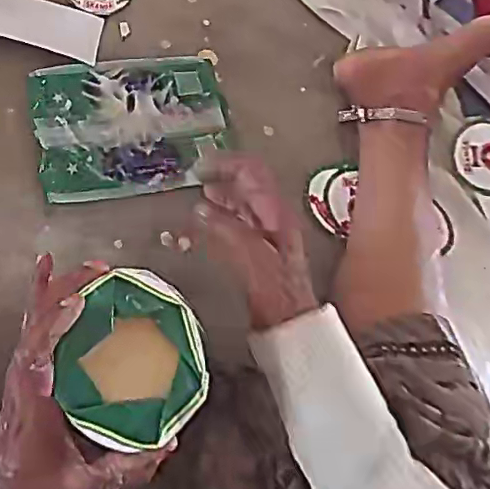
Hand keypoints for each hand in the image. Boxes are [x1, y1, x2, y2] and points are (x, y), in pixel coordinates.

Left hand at [0, 255, 170, 488]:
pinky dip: (40, 291)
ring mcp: (22, 364)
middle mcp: (25, 372)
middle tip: (102, 272)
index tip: (81, 301)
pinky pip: (33, 319)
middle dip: (68, 291)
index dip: (57, 324)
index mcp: (36, 396)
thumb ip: (123, 469)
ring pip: (37, 314)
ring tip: (92, 266)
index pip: (40, 352)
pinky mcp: (26, 362)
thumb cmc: (38, 480)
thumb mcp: (81, 484)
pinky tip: (47, 266)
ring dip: (61, 286)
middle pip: (40, 320)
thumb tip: (166, 445)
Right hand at [195, 154, 321, 330]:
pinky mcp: (262, 248)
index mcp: (277, 213)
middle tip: (198, 175)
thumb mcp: (252, 258)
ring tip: (203, 192)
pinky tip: (211, 219)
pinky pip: (241, 220)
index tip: (202, 165)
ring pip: (245, 201)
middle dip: (223, 175)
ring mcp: (270, 232)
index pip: (253, 172)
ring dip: (223, 193)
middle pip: (249, 183)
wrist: (291, 324)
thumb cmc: (277, 293)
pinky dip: (224, 212)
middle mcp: (276, 218)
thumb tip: (202, 209)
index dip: (227, 164)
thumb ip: (227, 230)